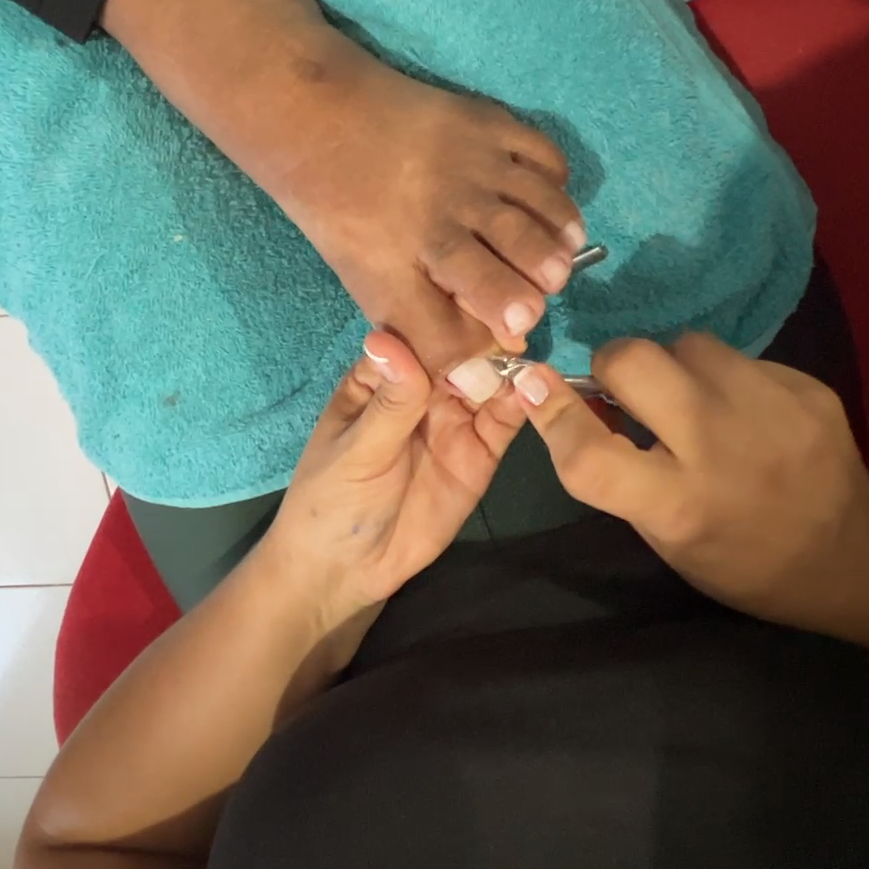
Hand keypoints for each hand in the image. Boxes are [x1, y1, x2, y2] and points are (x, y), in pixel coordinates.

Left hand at [98, 0, 581, 389]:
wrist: (321, 120)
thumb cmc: (341, 212)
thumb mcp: (363, 277)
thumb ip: (417, 318)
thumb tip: (481, 356)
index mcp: (392, 270)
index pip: (445, 335)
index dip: (475, 352)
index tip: (497, 344)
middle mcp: (435, 223)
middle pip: (501, 282)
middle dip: (528, 304)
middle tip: (535, 306)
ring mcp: (467, 168)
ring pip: (536, 219)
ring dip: (557, 246)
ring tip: (560, 262)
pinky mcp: (486, 124)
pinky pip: (543, 157)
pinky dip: (556, 186)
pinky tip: (550, 203)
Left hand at [255, 330, 528, 621]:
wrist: (348, 570)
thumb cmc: (332, 500)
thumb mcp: (355, 450)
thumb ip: (388, 403)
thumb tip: (390, 337)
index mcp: (383, 375)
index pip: (419, 334)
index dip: (447, 317)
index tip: (478, 299)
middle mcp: (423, 387)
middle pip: (462, 351)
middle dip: (487, 338)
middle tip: (515, 324)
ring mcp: (455, 418)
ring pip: (489, 380)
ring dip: (510, 367)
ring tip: (528, 356)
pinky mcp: (480, 452)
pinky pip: (505, 421)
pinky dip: (523, 403)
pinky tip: (537, 390)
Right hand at [514, 332, 868, 621]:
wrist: (853, 557)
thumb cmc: (737, 560)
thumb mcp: (663, 536)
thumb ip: (618, 470)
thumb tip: (568, 398)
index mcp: (679, 505)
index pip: (590, 453)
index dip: (551, 414)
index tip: (532, 384)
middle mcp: (722, 450)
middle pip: (634, 361)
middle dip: (613, 365)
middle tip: (625, 388)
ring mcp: (771, 411)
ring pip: (685, 343)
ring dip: (670, 365)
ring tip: (691, 399)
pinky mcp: (806, 387)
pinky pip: (735, 356)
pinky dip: (720, 376)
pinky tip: (741, 408)